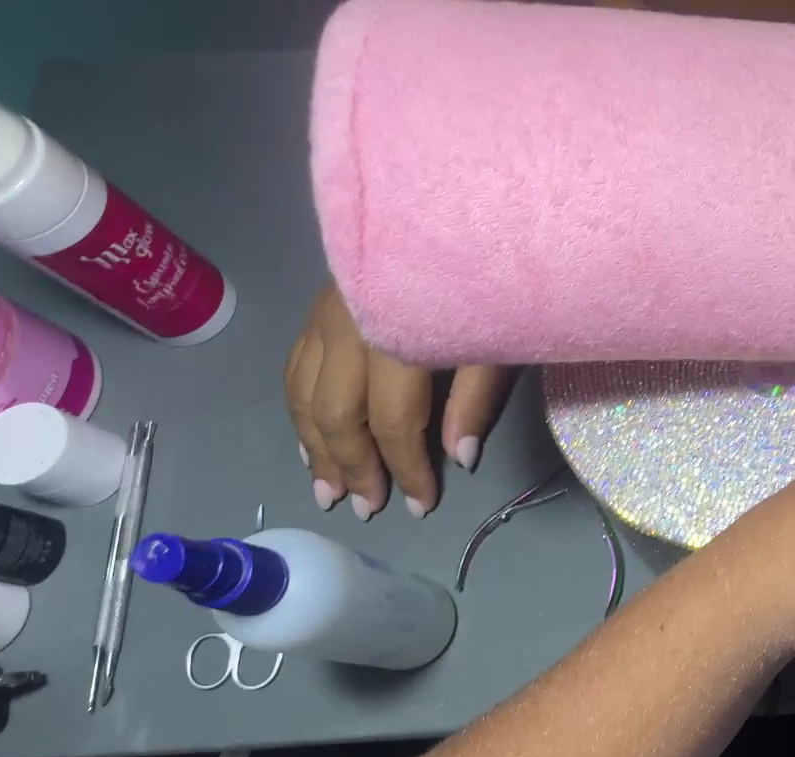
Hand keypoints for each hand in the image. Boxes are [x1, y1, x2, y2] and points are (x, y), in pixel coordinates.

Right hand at [285, 282, 517, 519]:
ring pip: (304, 394)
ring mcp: (324, 315)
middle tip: (364, 509)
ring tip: (326, 489)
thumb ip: (474, 401)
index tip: (419, 505)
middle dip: (351, 467)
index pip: (392, 424)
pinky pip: (296, 367)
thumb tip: (461, 459)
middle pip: (336, 415)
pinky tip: (309, 440)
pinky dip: (301, 409)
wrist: (461, 209)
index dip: (406, 470)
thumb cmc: (490, 278)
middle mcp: (347, 329)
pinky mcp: (318, 307)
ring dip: (314, 447)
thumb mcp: (498, 342)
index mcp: (395, 340)